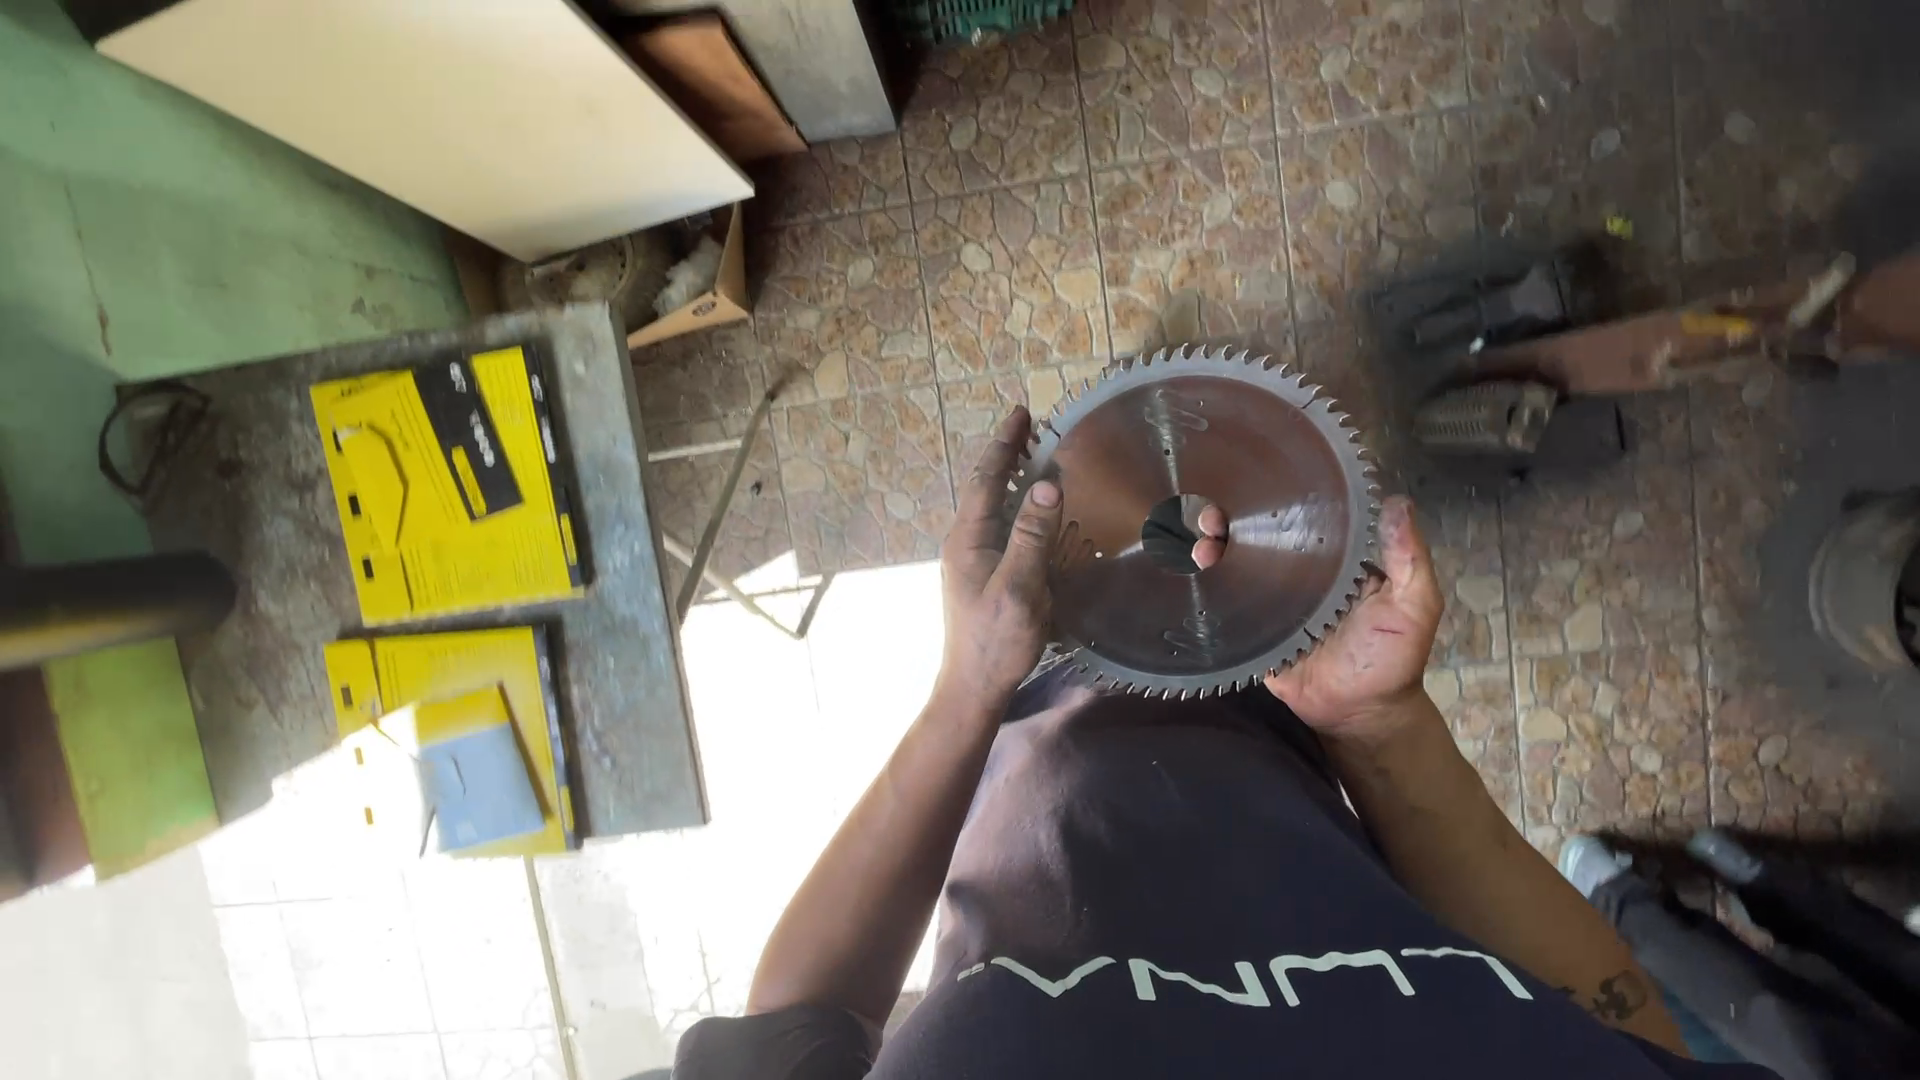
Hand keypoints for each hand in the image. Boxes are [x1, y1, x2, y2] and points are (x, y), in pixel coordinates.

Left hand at [934, 407, 1063, 708]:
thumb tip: (1047, 484)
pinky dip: (1014, 505)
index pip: (986, 479)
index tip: (1022, 413)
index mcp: (968, 538)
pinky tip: (1029, 510)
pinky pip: (997, 526)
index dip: (1005, 445)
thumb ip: (1031, 536)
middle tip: (1029, 426)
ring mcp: (970, 559)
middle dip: (1006, 454)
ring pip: (990, 506)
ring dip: (1010, 478)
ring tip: (1031, 456)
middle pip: (985, 487)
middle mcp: (964, 542)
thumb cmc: (996, 640)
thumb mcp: (1018, 587)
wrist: (974, 685)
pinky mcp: (980, 574)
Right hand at [1194, 495, 1442, 742]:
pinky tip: (1189, 577)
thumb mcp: (1413, 603)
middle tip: (1208, 518)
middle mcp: (1296, 580)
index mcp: (1331, 566)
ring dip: (1212, 554)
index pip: (1297, 525)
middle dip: (1229, 527)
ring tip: (1197, 546)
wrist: (1360, 714)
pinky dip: (1207, 594)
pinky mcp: (1251, 635)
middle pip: (1257, 545)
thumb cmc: (1391, 658)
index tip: (1247, 491)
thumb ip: (1408, 557)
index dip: (1272, 507)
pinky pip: (1227, 611)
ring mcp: (1270, 608)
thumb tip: (1398, 501)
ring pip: (1235, 573)